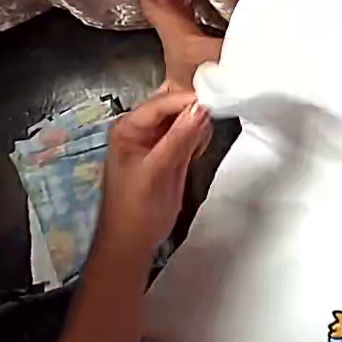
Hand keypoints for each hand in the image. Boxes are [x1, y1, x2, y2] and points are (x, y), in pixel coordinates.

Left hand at [93, 91, 210, 273]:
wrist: (132, 243)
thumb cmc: (133, 212)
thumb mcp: (156, 172)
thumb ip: (178, 139)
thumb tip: (200, 110)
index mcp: (127, 127)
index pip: (161, 103)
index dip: (186, 100)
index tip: (213, 99)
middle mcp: (140, 128)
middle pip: (172, 105)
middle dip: (193, 109)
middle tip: (214, 114)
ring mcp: (155, 140)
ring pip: (182, 118)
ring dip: (197, 123)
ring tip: (203, 137)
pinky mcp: (169, 152)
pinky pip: (187, 134)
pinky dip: (197, 136)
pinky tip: (200, 146)